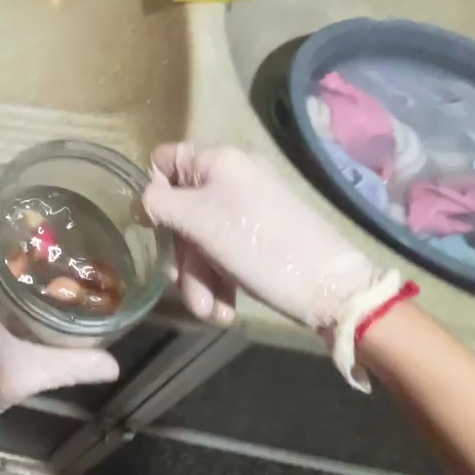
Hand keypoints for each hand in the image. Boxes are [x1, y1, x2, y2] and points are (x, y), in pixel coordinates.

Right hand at [141, 144, 385, 333]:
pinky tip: (224, 309)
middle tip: (183, 288)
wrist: (334, 290)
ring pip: (204, 237)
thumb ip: (157, 204)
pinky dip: (221, 278)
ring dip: (199, 277)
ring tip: (209, 313)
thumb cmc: (258, 245)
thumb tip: (140, 203)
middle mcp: (233, 178)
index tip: (156, 227)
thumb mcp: (197, 221)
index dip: (153, 192)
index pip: (163, 161)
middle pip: (182, 209)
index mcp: (217, 161)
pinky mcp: (265, 236)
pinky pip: (227, 250)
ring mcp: (251, 208)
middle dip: (181, 256)